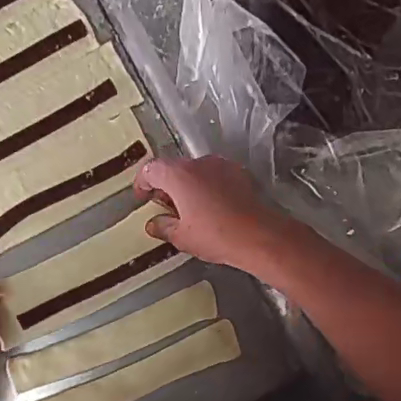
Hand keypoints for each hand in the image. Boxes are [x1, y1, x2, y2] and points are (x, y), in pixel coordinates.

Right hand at [134, 155, 315, 273]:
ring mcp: (221, 166)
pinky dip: (205, 187)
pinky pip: (213, 176)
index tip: (142, 198)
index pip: (151, 169)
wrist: (258, 235)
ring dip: (186, 186)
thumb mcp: (181, 237)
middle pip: (173, 168)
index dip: (142, 183)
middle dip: (165, 185)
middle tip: (163, 207)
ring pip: (194, 171)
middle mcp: (199, 164)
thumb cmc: (215, 235)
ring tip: (187, 209)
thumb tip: (153, 224)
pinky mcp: (238, 173)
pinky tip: (209, 208)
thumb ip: (162, 226)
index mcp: (179, 176)